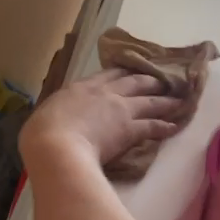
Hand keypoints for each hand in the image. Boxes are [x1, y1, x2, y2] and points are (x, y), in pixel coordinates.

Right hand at [19, 70, 181, 170]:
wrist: (55, 148)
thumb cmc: (41, 133)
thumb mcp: (44, 116)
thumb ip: (56, 113)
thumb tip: (55, 118)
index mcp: (80, 88)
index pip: (106, 75)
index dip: (121, 73)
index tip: (130, 72)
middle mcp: (104, 93)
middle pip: (134, 82)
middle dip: (149, 81)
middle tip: (162, 82)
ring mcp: (120, 110)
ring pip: (150, 101)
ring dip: (165, 100)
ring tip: (178, 101)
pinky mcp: (130, 130)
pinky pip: (153, 126)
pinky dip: (165, 125)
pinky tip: (175, 126)